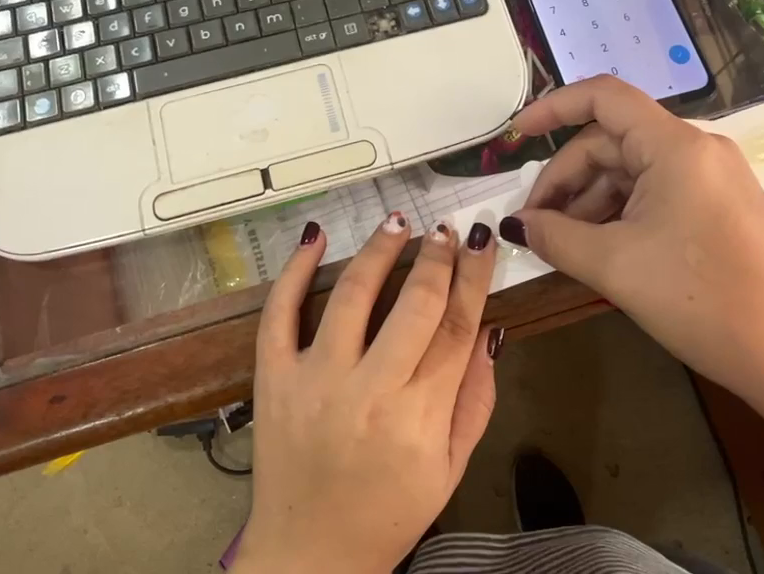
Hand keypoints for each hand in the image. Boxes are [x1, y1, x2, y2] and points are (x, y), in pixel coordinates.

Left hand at [232, 213, 501, 573]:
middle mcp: (369, 391)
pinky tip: (315, 236)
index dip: (474, 277)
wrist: (309, 554)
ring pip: (351, 296)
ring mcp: (315, 379)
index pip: (458, 328)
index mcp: (420, 417)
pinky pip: (279, 313)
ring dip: (378, 251)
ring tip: (397, 222)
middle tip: (446, 229)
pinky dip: (294, 270)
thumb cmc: (389, 513)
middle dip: (436, 258)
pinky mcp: (273, 378)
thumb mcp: (451, 469)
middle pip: (414, 305)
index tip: (481, 239)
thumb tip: (489, 330)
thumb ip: (475, 400)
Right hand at [501, 76, 763, 404]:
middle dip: (567, 178)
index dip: (553, 106)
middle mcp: (697, 149)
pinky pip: (656, 193)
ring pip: (632, 171)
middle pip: (612, 142)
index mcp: (675, 146)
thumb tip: (517, 224)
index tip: (517, 134)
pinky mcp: (721, 208)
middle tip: (534, 224)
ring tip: (563, 244)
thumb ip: (555, 236)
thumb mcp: (615, 266)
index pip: (603, 96)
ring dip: (591, 200)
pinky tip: (601, 249)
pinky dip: (620, 213)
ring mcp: (713, 179)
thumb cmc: (702, 300)